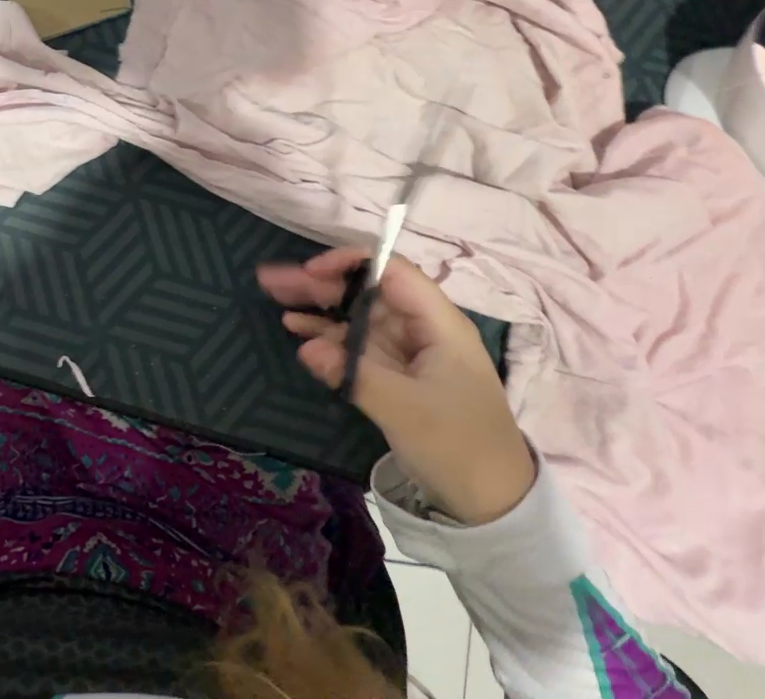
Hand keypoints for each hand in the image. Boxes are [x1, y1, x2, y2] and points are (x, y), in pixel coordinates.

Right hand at [259, 248, 535, 524]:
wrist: (490, 500)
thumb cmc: (458, 445)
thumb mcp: (405, 409)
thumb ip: (353, 374)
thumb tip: (304, 346)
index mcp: (438, 325)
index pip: (393, 273)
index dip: (351, 265)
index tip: (310, 271)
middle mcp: (422, 330)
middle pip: (367, 293)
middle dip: (322, 284)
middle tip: (274, 281)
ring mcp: (407, 353)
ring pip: (357, 316)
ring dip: (318, 307)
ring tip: (275, 297)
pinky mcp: (394, 375)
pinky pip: (356, 345)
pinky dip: (327, 336)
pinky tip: (297, 329)